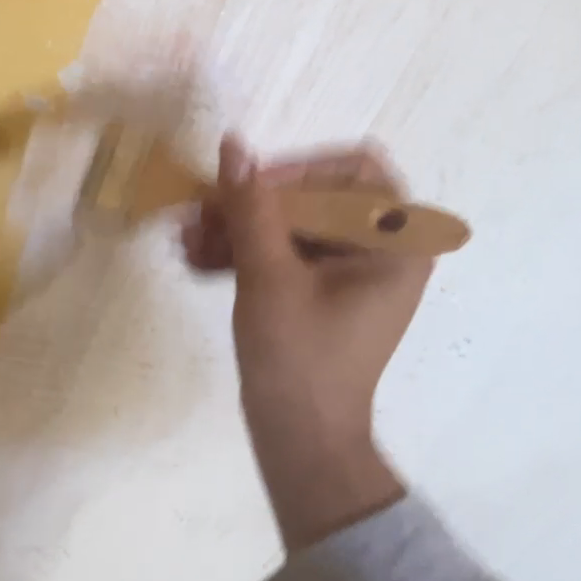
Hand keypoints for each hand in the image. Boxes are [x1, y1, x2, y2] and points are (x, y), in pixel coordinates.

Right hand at [181, 135, 430, 544]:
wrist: (300, 435)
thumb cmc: (298, 356)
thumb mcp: (269, 277)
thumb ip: (251, 208)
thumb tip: (233, 145)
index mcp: (395, 242)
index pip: (354, 170)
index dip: (294, 171)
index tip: (241, 190)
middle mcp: (381, 249)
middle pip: (314, 197)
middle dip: (249, 206)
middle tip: (196, 217)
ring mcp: (350, 273)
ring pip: (290, 226)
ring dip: (236, 229)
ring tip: (184, 242)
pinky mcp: (319, 293)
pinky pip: (283, 255)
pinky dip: (243, 254)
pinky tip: (198, 261)